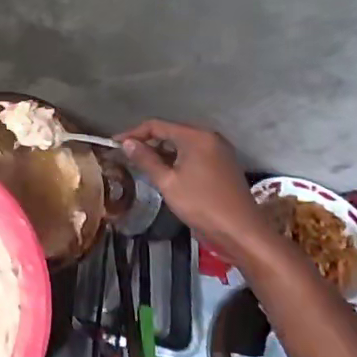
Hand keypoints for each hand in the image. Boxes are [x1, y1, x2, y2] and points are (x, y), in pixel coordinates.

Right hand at [115, 119, 265, 248]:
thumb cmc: (201, 204)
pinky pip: (194, 153)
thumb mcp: (167, 182)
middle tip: (126, 154)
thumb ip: (146, 159)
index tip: (115, 144)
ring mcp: (219, 150)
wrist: (241, 231)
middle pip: (171, 132)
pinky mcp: (223, 164)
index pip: (157, 126)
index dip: (133, 133)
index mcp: (196, 137)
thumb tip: (128, 143)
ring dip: (161, 151)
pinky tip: (165, 171)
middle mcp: (210, 137)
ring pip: (183, 143)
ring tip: (141, 163)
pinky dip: (177, 158)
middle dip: (147, 141)